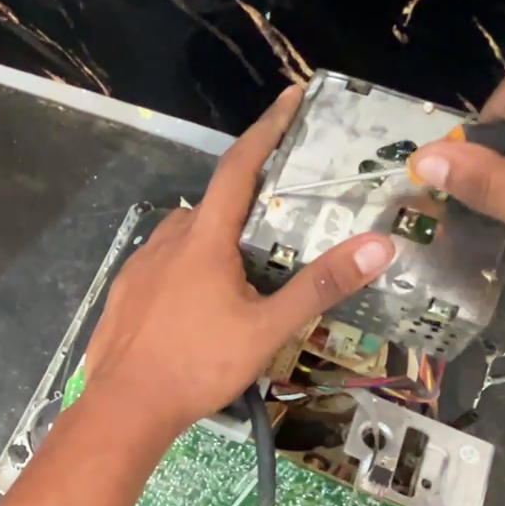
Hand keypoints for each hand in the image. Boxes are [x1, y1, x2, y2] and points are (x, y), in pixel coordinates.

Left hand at [82, 86, 394, 435]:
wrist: (124, 406)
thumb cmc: (197, 366)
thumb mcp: (266, 330)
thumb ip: (319, 287)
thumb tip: (379, 245)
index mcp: (203, 238)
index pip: (239, 166)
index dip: (267, 129)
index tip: (290, 99)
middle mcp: (168, 239)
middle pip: (214, 204)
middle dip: (247, 201)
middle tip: (281, 216)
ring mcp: (139, 265)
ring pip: (186, 235)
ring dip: (216, 237)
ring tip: (245, 266)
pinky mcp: (124, 290)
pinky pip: (163, 262)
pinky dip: (188, 264)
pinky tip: (200, 298)